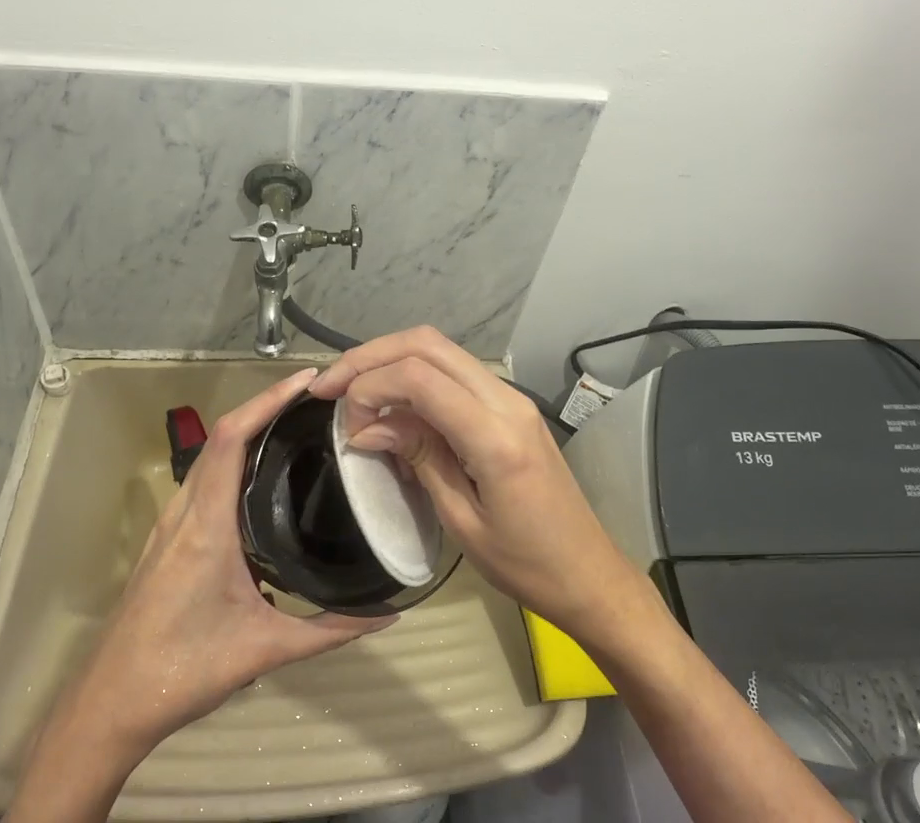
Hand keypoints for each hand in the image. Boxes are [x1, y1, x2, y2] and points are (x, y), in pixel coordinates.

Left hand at [66, 367, 395, 749]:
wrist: (111, 702)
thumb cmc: (184, 670)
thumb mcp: (265, 650)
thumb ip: (330, 630)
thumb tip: (389, 614)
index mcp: (206, 526)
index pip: (233, 439)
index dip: (267, 401)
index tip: (308, 382)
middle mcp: (184, 513)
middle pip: (221, 438)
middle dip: (264, 408)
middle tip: (315, 401)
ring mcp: (169, 526)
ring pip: (208, 460)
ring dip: (246, 432)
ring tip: (295, 428)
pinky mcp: (166, 541)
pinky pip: (201, 483)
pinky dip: (231, 462)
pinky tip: (261, 480)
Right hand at [308, 327, 651, 635]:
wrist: (590, 575)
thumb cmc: (527, 565)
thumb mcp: (463, 521)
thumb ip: (419, 459)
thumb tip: (367, 427)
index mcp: (495, 436)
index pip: (420, 377)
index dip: (369, 385)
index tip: (339, 418)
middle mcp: (507, 401)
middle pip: (428, 345)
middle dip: (371, 357)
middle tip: (329, 387)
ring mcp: (513, 399)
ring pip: (441, 351)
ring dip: (391, 363)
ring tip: (351, 395)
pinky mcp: (512, 408)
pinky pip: (456, 374)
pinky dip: (415, 379)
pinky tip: (391, 409)